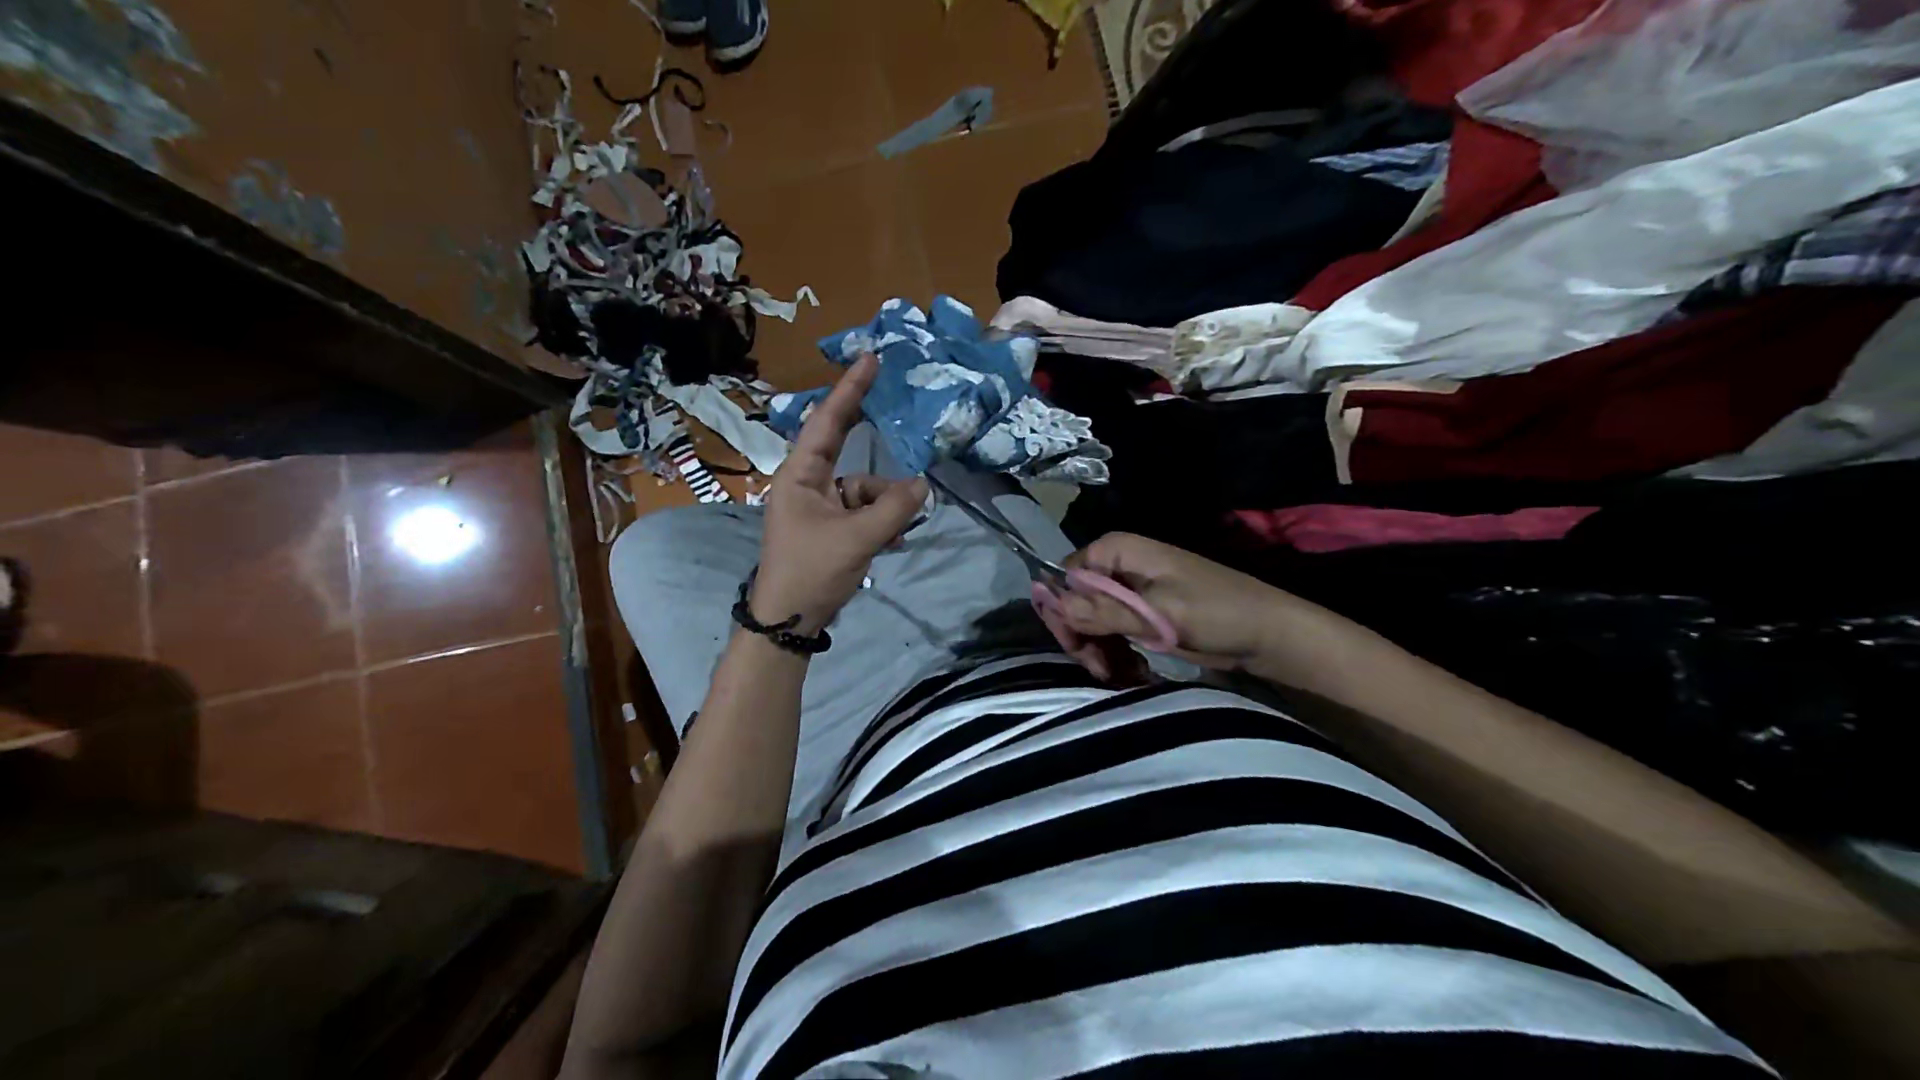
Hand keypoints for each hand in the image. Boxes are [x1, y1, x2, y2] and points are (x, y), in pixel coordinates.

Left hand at [750, 354, 928, 635]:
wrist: (789, 621)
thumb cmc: (811, 571)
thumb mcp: (857, 538)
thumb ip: (893, 509)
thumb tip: (922, 486)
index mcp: (801, 476)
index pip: (827, 422)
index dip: (850, 390)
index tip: (870, 359)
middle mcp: (808, 483)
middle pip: (847, 452)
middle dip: (873, 444)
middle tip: (898, 412)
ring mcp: (820, 507)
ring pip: (864, 491)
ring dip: (886, 506)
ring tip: (898, 531)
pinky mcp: (831, 528)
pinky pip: (864, 512)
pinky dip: (881, 522)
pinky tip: (894, 540)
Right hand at [1056, 533, 1303, 673]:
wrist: (1268, 632)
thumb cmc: (1217, 613)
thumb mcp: (1159, 614)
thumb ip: (1106, 611)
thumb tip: (1054, 604)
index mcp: (1118, 550)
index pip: (1066, 577)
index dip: (1063, 611)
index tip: (1078, 646)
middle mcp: (1118, 566)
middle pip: (1075, 601)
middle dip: (1081, 636)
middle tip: (1099, 669)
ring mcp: (1130, 591)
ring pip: (1090, 620)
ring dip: (1098, 650)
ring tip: (1118, 676)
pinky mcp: (1141, 614)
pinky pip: (1111, 631)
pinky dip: (1114, 653)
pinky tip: (1129, 673)